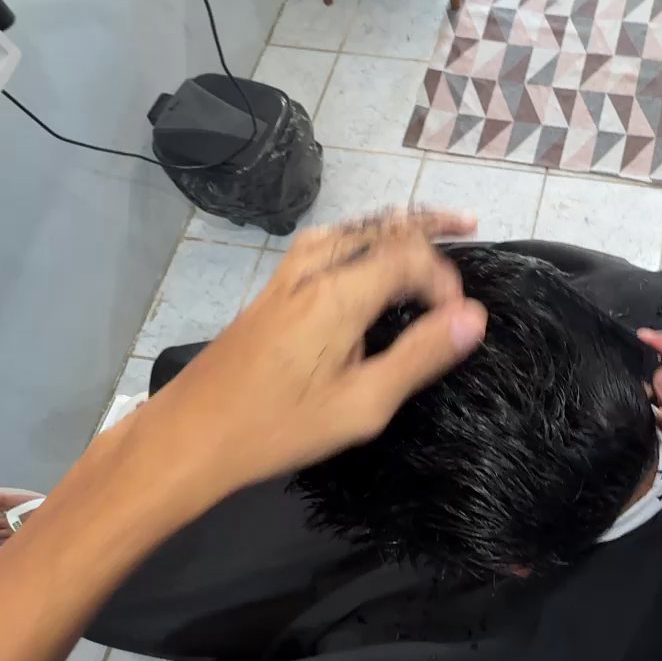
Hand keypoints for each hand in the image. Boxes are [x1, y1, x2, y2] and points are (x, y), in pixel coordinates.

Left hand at [110, 209, 487, 516]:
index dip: (445, 278)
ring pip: (348, 229)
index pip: (409, 255)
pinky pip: (324, 243)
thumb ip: (419, 356)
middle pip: (378, 226)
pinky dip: (360, 237)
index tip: (459, 319)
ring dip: (390, 226)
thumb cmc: (278, 428)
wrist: (188, 436)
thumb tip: (473, 317)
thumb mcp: (362, 405)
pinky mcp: (271, 292)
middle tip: (468, 225)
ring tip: (424, 232)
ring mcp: (286, 279)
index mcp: (338, 296)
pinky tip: (362, 257)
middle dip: (428, 223)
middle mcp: (312, 273)